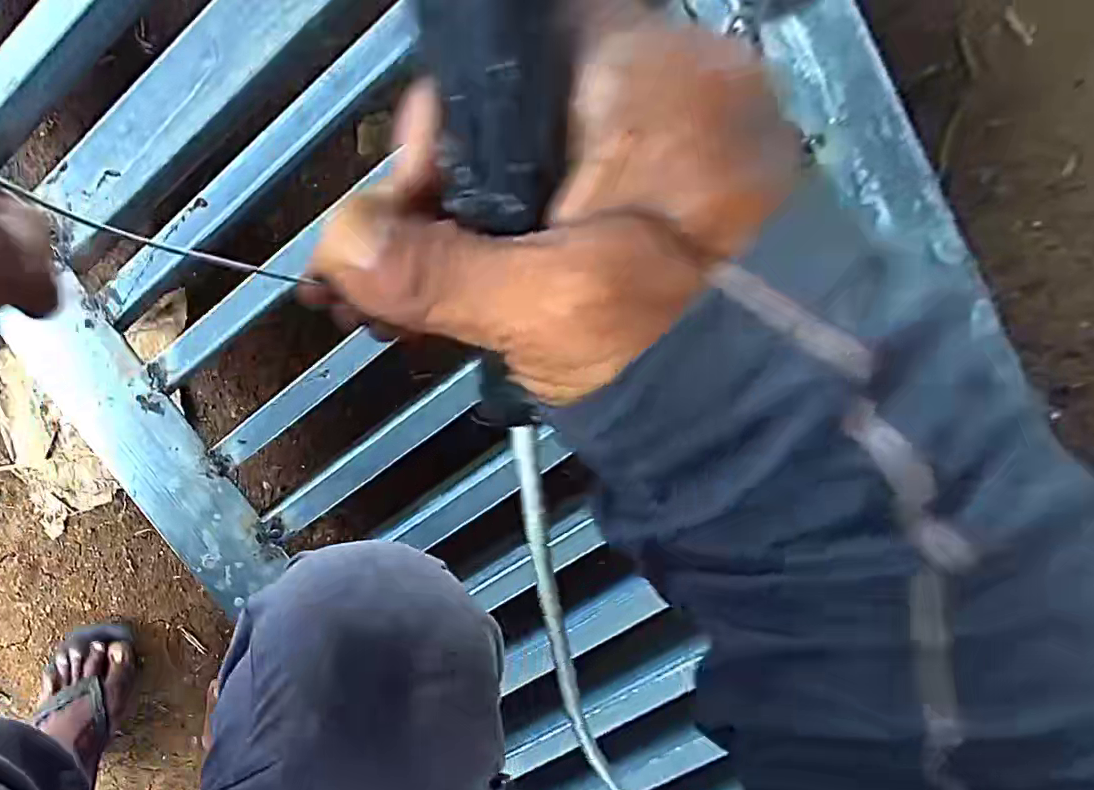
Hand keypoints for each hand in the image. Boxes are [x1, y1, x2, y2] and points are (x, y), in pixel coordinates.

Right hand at [303, 0, 799, 403]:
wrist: (755, 422)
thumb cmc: (677, 344)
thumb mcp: (552, 303)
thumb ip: (440, 270)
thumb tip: (337, 246)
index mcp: (636, 83)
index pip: (496, 62)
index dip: (429, 134)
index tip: (396, 220)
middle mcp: (627, 109)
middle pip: (477, 136)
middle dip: (406, 214)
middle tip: (356, 288)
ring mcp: (614, 176)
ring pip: (484, 191)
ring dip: (419, 252)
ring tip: (369, 314)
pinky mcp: (601, 233)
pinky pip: (507, 233)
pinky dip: (457, 273)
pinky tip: (413, 318)